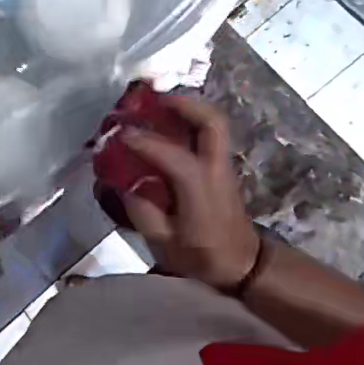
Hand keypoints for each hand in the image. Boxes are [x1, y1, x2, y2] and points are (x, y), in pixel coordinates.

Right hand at [118, 94, 260, 291]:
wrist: (243, 265)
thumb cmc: (204, 257)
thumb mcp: (166, 244)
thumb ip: (143, 212)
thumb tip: (123, 186)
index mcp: (200, 188)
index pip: (173, 155)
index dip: (145, 141)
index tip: (121, 134)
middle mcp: (215, 168)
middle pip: (211, 121)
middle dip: (183, 103)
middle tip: (154, 99)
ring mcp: (221, 165)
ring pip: (212, 122)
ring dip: (187, 108)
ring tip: (158, 104)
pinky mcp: (219, 167)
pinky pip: (207, 133)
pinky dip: (189, 121)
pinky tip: (166, 124)